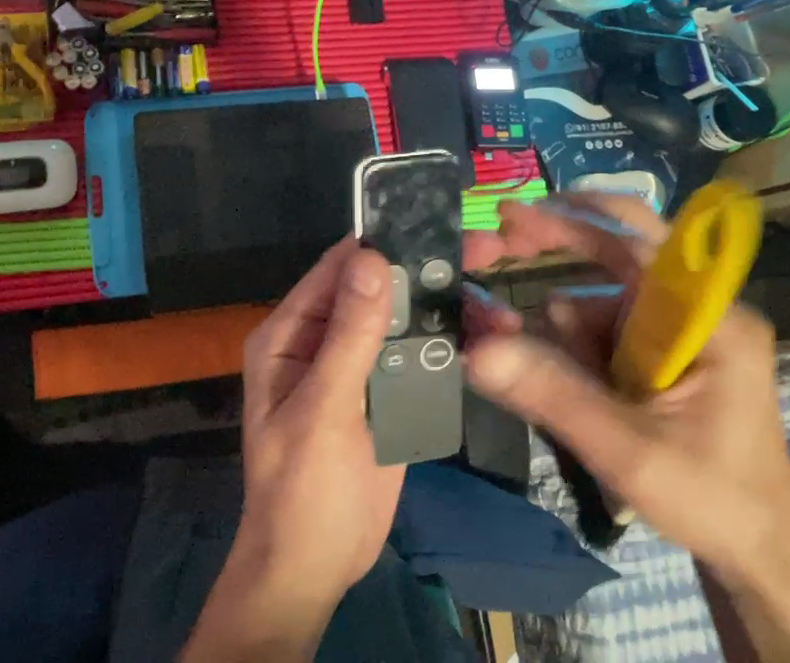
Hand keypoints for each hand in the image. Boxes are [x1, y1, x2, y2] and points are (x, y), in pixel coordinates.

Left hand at [185, 234, 506, 661]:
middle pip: (379, 291)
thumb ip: (350, 336)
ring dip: (447, 312)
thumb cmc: (302, 488)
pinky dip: (449, 349)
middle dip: (428, 274)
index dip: (383, 243)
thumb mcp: (323, 409)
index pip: (338, 270)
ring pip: (405, 323)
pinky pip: (419, 360)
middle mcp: (324, 341)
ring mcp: (359, 369)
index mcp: (292, 334)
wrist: (315, 566)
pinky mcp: (388, 398)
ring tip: (498, 308)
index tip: (438, 222)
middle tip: (487, 253)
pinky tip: (489, 341)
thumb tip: (371, 258)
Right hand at [461, 193, 789, 584]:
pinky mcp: (665, 356)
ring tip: (572, 404)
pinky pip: (605, 334)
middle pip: (620, 255)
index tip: (508, 217)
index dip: (571, 224)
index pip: (637, 246)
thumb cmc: (712, 501)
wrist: (760, 554)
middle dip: (561, 247)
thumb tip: (477, 350)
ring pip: (601, 303)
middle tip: (500, 250)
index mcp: (712, 320)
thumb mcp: (628, 450)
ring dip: (566, 338)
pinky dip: (576, 356)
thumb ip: (554, 395)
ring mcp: (682, 332)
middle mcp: (700, 311)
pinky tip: (580, 404)